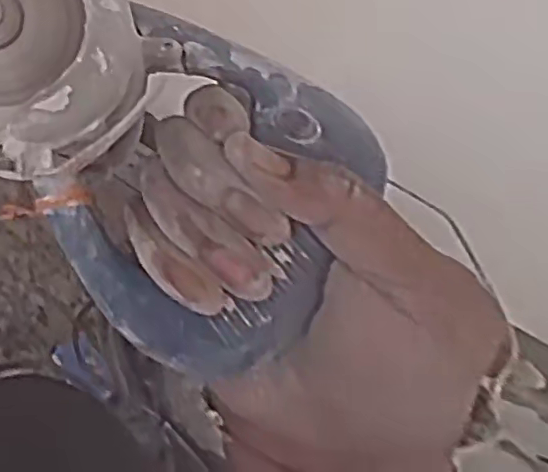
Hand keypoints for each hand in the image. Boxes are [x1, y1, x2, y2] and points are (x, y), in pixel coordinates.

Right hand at [126, 86, 509, 471]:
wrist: (342, 442)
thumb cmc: (399, 367)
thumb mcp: (421, 288)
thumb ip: (352, 208)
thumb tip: (256, 151)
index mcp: (290, 176)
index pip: (225, 108)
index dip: (218, 121)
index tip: (235, 153)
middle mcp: (228, 186)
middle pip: (175, 138)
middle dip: (214, 192)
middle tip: (266, 241)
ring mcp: (184, 220)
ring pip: (148, 184)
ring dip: (193, 236)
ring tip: (245, 287)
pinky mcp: (153, 255)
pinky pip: (125, 231)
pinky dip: (164, 265)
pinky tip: (205, 299)